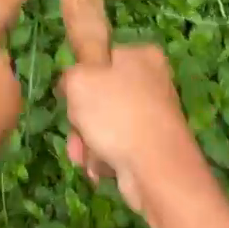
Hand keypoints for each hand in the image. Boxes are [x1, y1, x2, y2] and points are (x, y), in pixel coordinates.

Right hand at [59, 45, 201, 211]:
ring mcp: (154, 115)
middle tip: (77, 128)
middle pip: (100, 93)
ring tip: (85, 155)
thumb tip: (73, 83)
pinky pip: (118, 144)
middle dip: (81, 117)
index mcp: (141, 55)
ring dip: (88, 139)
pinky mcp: (153, 145)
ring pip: (105, 122)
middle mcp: (153, 81)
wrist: (158, 171)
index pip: (100, 56)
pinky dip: (105, 155)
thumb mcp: (79, 81)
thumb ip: (71, 74)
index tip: (70, 95)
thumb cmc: (117, 115)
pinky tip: (100, 166)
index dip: (80, 77)